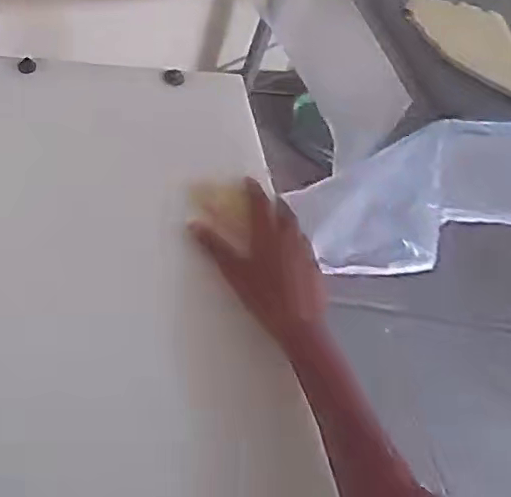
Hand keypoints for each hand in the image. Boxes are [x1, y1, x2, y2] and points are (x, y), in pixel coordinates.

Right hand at [190, 177, 328, 357]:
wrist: (302, 329)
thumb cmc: (264, 297)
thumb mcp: (234, 272)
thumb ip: (215, 247)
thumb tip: (195, 224)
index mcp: (269, 234)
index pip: (261, 204)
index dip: (254, 190)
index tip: (249, 180)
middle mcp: (289, 237)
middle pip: (284, 212)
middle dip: (274, 202)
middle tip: (265, 201)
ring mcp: (306, 253)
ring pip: (296, 228)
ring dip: (286, 220)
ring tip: (277, 223)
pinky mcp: (316, 269)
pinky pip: (304, 245)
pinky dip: (295, 240)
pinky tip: (290, 253)